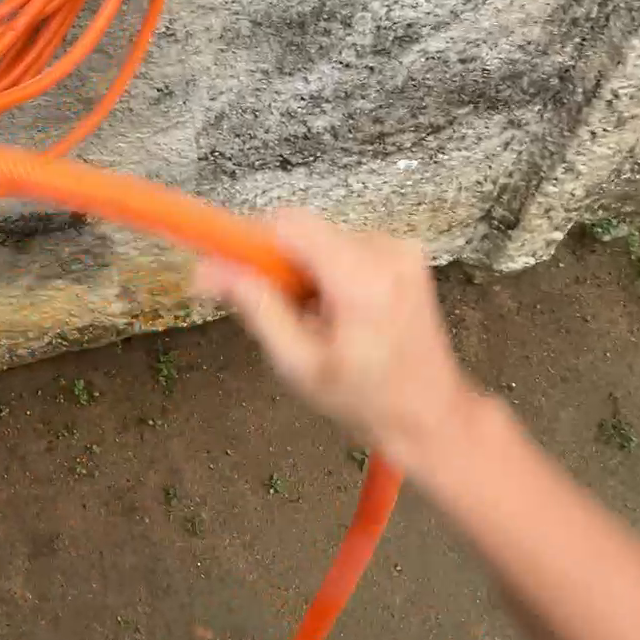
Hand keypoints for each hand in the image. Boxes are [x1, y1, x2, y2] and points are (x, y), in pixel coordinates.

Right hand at [195, 209, 476, 467]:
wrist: (432, 415)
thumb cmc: (366, 398)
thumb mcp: (297, 362)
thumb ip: (254, 306)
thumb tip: (207, 270)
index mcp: (362, 281)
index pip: (288, 225)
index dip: (248, 239)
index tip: (221, 260)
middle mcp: (386, 252)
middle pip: (299, 230)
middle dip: (272, 263)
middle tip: (269, 307)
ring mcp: (398, 248)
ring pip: (314, 237)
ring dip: (296, 269)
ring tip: (306, 316)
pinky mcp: (399, 251)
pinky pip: (336, 244)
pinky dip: (319, 270)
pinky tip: (328, 308)